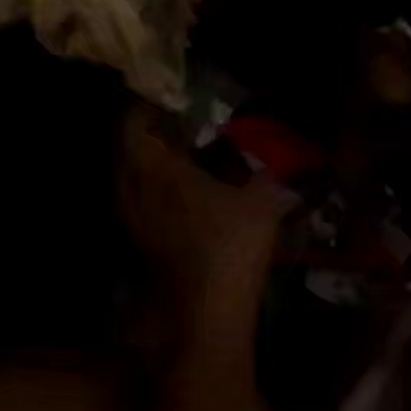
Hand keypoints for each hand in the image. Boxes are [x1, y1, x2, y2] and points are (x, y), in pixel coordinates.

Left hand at [118, 104, 292, 331]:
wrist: (211, 303)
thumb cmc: (232, 244)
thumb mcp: (264, 205)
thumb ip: (269, 181)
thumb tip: (278, 174)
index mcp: (155, 168)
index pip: (136, 124)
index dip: (151, 110)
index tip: (174, 106)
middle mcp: (134, 187)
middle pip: (132, 152)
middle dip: (155, 141)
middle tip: (186, 138)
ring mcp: (135, 218)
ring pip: (137, 181)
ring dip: (157, 172)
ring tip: (188, 171)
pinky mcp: (144, 242)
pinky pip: (146, 206)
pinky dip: (162, 198)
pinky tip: (190, 207)